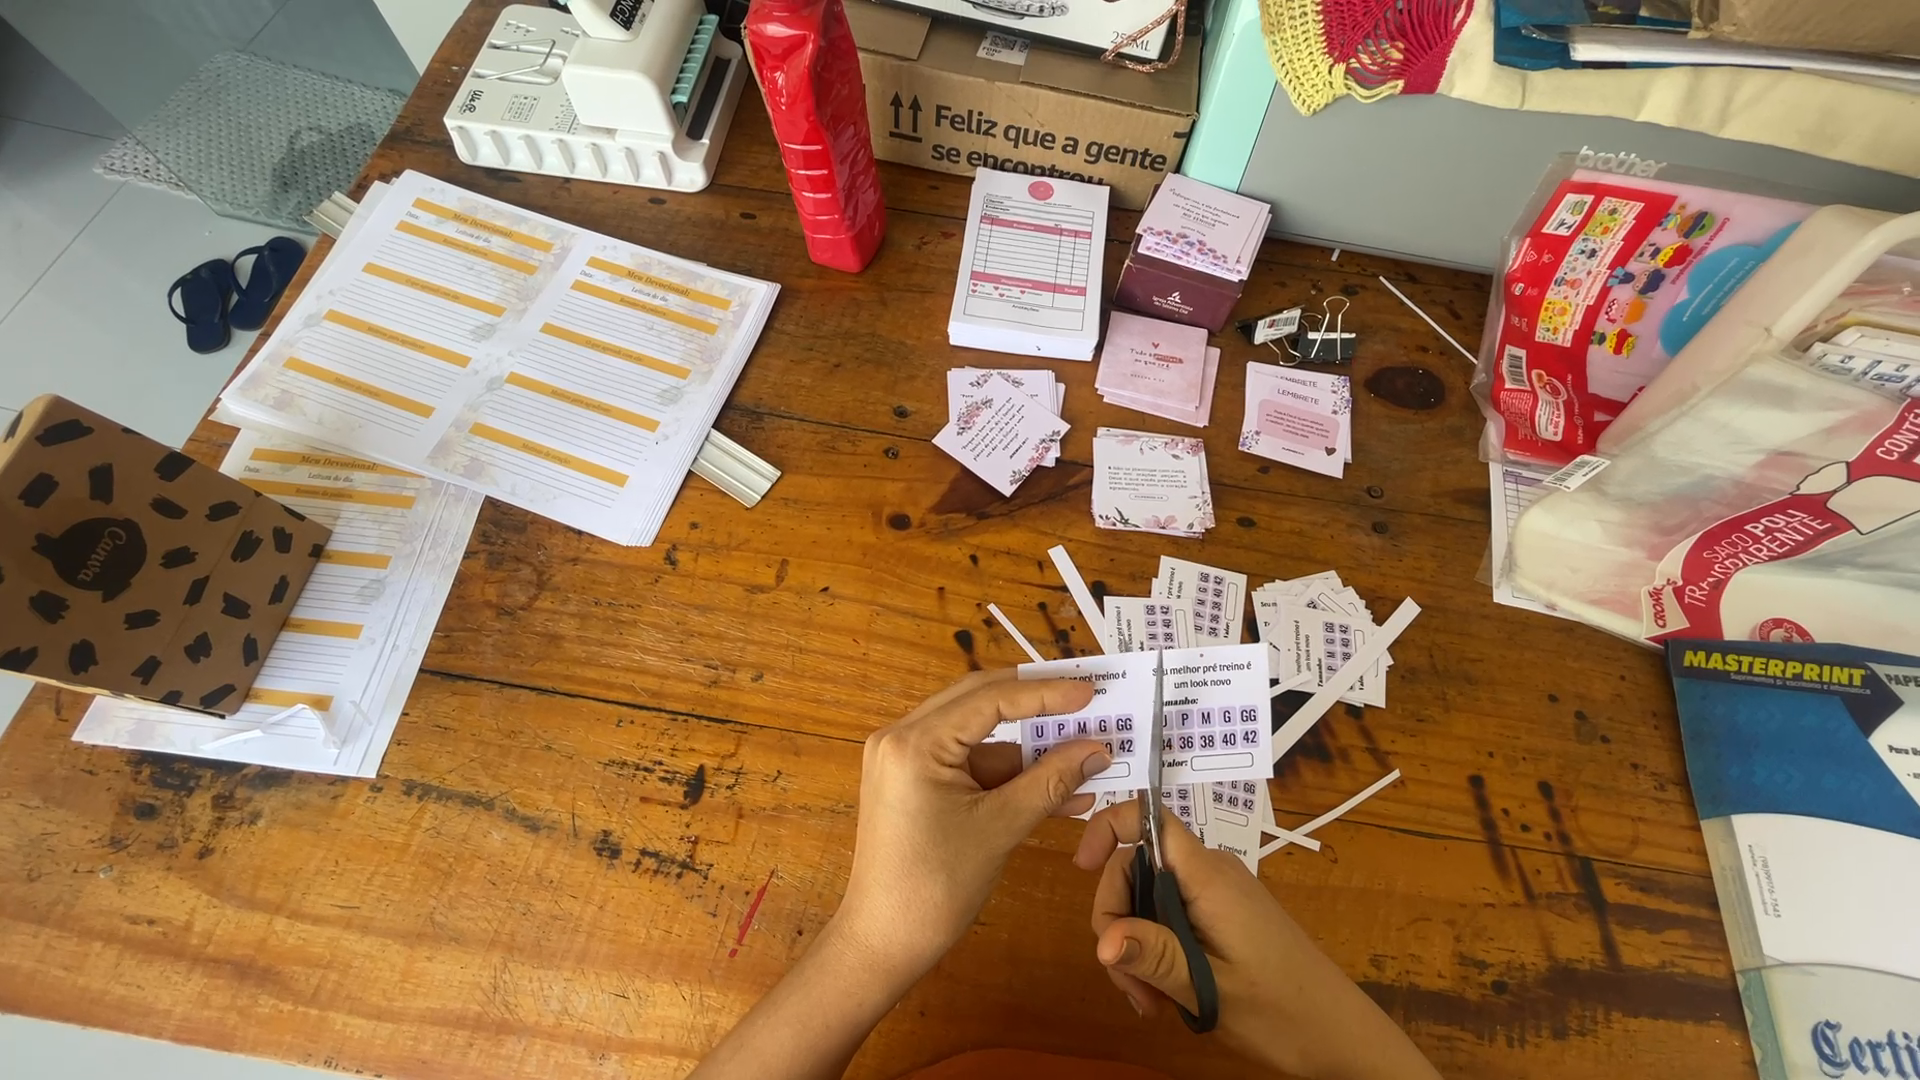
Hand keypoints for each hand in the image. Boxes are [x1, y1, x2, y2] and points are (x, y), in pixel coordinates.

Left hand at [833, 669, 1110, 983]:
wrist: (883, 943)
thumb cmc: (936, 887)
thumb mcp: (1001, 828)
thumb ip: (1051, 781)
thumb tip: (1099, 749)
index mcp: (915, 742)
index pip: (989, 698)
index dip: (1045, 692)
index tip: (1090, 691)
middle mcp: (902, 736)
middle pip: (980, 702)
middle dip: (1035, 706)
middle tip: (1084, 702)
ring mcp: (903, 756)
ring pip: (978, 735)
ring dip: (1027, 749)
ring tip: (1082, 756)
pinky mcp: (912, 778)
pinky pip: (967, 762)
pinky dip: (1007, 774)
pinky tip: (1053, 789)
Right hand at [1076, 802, 1440, 1079]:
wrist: (1344, 1039)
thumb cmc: (1282, 1011)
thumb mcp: (1211, 988)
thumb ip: (1156, 956)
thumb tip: (1101, 940)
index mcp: (1205, 875)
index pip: (1147, 817)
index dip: (1107, 826)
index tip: (1080, 867)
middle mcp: (1207, 872)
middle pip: (1136, 866)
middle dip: (1118, 918)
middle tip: (1128, 985)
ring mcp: (1215, 893)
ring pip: (1149, 896)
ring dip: (1136, 942)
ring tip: (1149, 1000)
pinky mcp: (1221, 914)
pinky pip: (1171, 914)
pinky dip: (1156, 947)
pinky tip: (1162, 993)